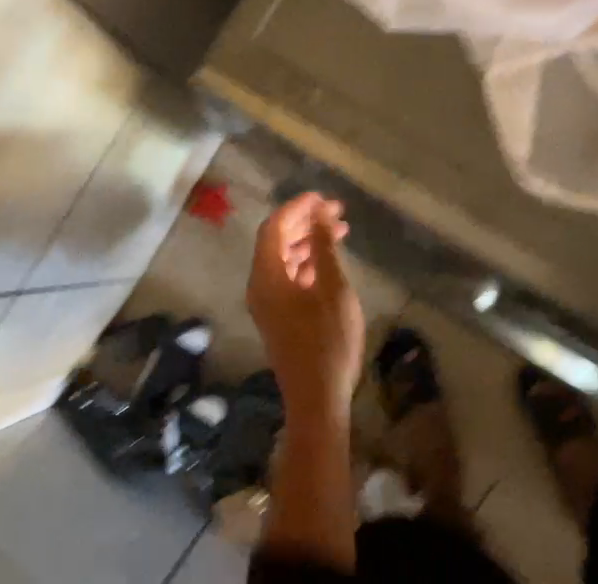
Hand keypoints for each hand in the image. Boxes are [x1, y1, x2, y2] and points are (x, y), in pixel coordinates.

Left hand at [246, 192, 364, 418]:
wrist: (316, 399)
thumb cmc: (328, 342)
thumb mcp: (333, 290)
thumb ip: (324, 248)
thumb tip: (319, 214)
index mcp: (267, 276)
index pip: (274, 227)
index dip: (297, 207)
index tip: (323, 198)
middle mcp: (259, 285)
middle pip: (276, 240)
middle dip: (304, 221)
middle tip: (336, 212)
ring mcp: (266, 303)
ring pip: (282, 259)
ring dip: (307, 241)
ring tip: (338, 232)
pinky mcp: (276, 317)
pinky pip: (285, 277)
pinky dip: (305, 262)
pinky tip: (327, 262)